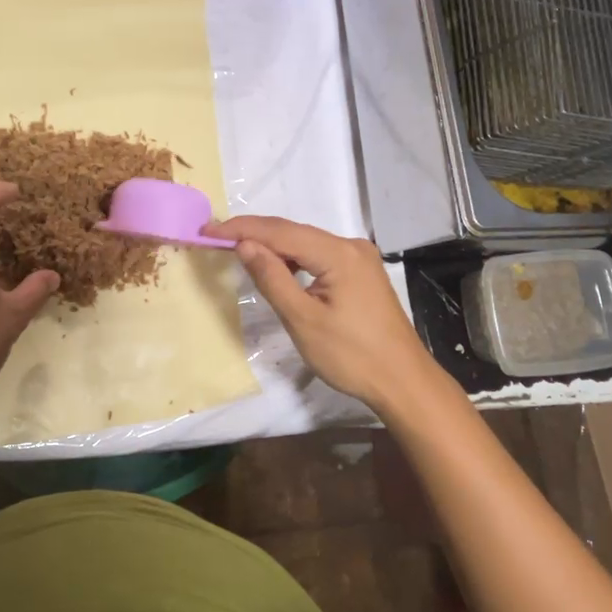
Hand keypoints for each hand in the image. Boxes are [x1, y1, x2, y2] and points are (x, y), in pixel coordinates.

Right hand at [204, 216, 436, 410]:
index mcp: (339, 253)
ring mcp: (359, 258)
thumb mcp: (303, 320)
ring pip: (306, 243)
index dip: (241, 228)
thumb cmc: (352, 356)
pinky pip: (318, 256)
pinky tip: (277, 268)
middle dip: (254, 233)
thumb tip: (244, 244)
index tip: (207, 230)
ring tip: (237, 251)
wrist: (404, 383)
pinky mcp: (360, 273)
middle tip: (214, 238)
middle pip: (293, 232)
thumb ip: (272, 278)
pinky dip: (293, 259)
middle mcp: (350, 246)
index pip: (280, 231)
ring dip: (272, 246)